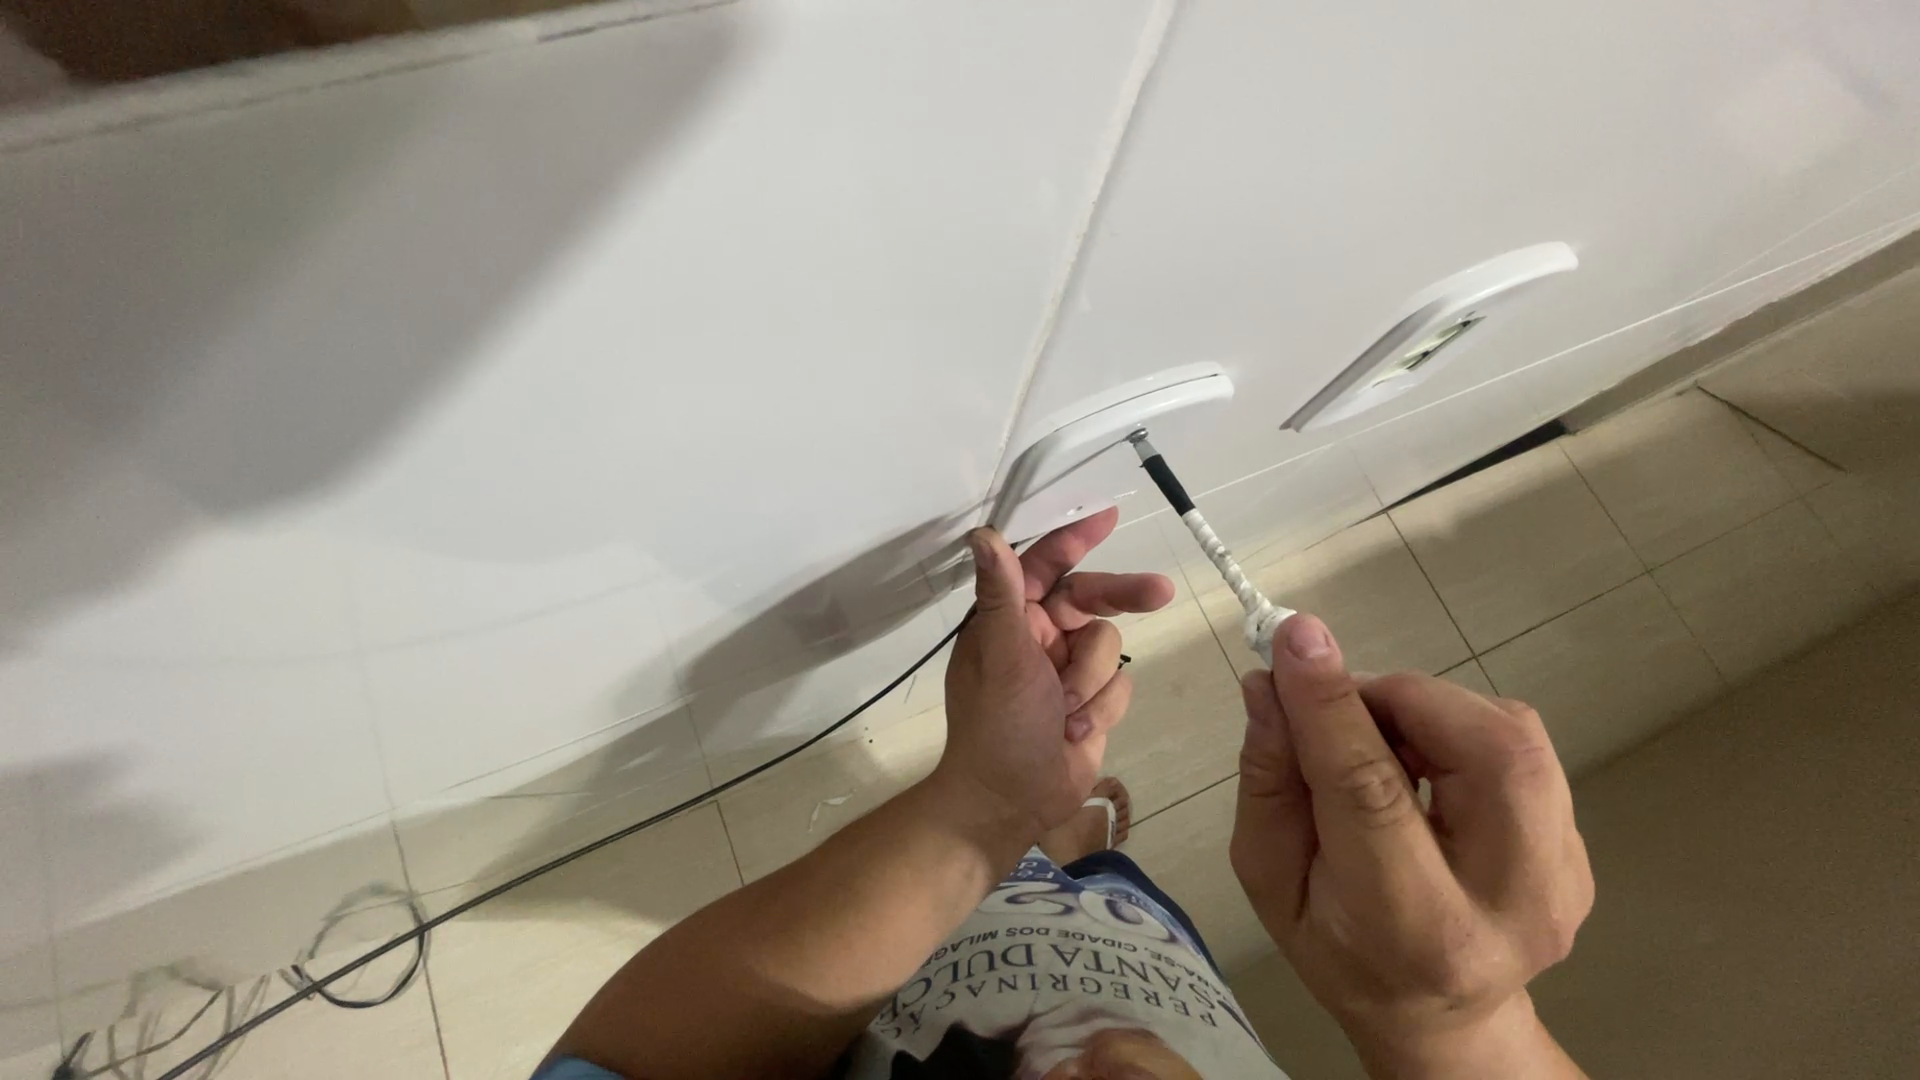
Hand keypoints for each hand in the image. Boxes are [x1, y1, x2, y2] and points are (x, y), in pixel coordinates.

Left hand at [935, 508, 1174, 841]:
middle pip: (1093, 599)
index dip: (1076, 537)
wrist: (1013, 802)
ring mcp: (1068, 668)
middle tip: (1161, 592)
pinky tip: (1075, 732)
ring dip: (1093, 683)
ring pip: (1111, 647)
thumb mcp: (1000, 654)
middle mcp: (1040, 635)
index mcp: (1011, 617)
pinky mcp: (1092, 700)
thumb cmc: (998, 724)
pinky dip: (1103, 708)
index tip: (1109, 513)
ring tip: (1064, 713)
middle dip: (1123, 598)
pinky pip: (1119, 685)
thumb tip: (982, 533)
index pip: (1045, 563)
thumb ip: (1000, 593)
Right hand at [1231, 614, 1593, 1078]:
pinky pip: (1520, 745)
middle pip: (1488, 754)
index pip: (1371, 794)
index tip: (1294, 637)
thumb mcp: (1267, 871)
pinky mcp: (1580, 848)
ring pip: (1514, 736)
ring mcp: (1564, 875)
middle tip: (1339, 701)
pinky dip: (1453, 725)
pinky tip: (1416, 762)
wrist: (1442, 1017)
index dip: (1331, 707)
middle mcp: (1510, 901)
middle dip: (1401, 696)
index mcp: (1409, 923)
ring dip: (1426, 707)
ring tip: (1374, 738)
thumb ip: (1266, 777)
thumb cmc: (1331, 944)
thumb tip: (1268, 684)